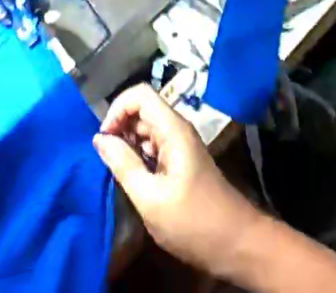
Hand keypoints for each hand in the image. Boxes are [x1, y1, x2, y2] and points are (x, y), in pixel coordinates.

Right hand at [93, 84, 263, 274]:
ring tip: (118, 169)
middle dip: (120, 126)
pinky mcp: (181, 159)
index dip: (117, 108)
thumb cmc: (193, 221)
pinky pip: (154, 144)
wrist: (236, 242)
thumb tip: (99, 138)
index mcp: (173, 129)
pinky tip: (134, 176)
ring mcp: (181, 143)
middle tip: (108, 157)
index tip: (104, 138)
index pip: (140, 94)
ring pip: (147, 127)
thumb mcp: (151, 198)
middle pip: (142, 108)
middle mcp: (177, 128)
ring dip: (128, 141)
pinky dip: (139, 153)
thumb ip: (124, 165)